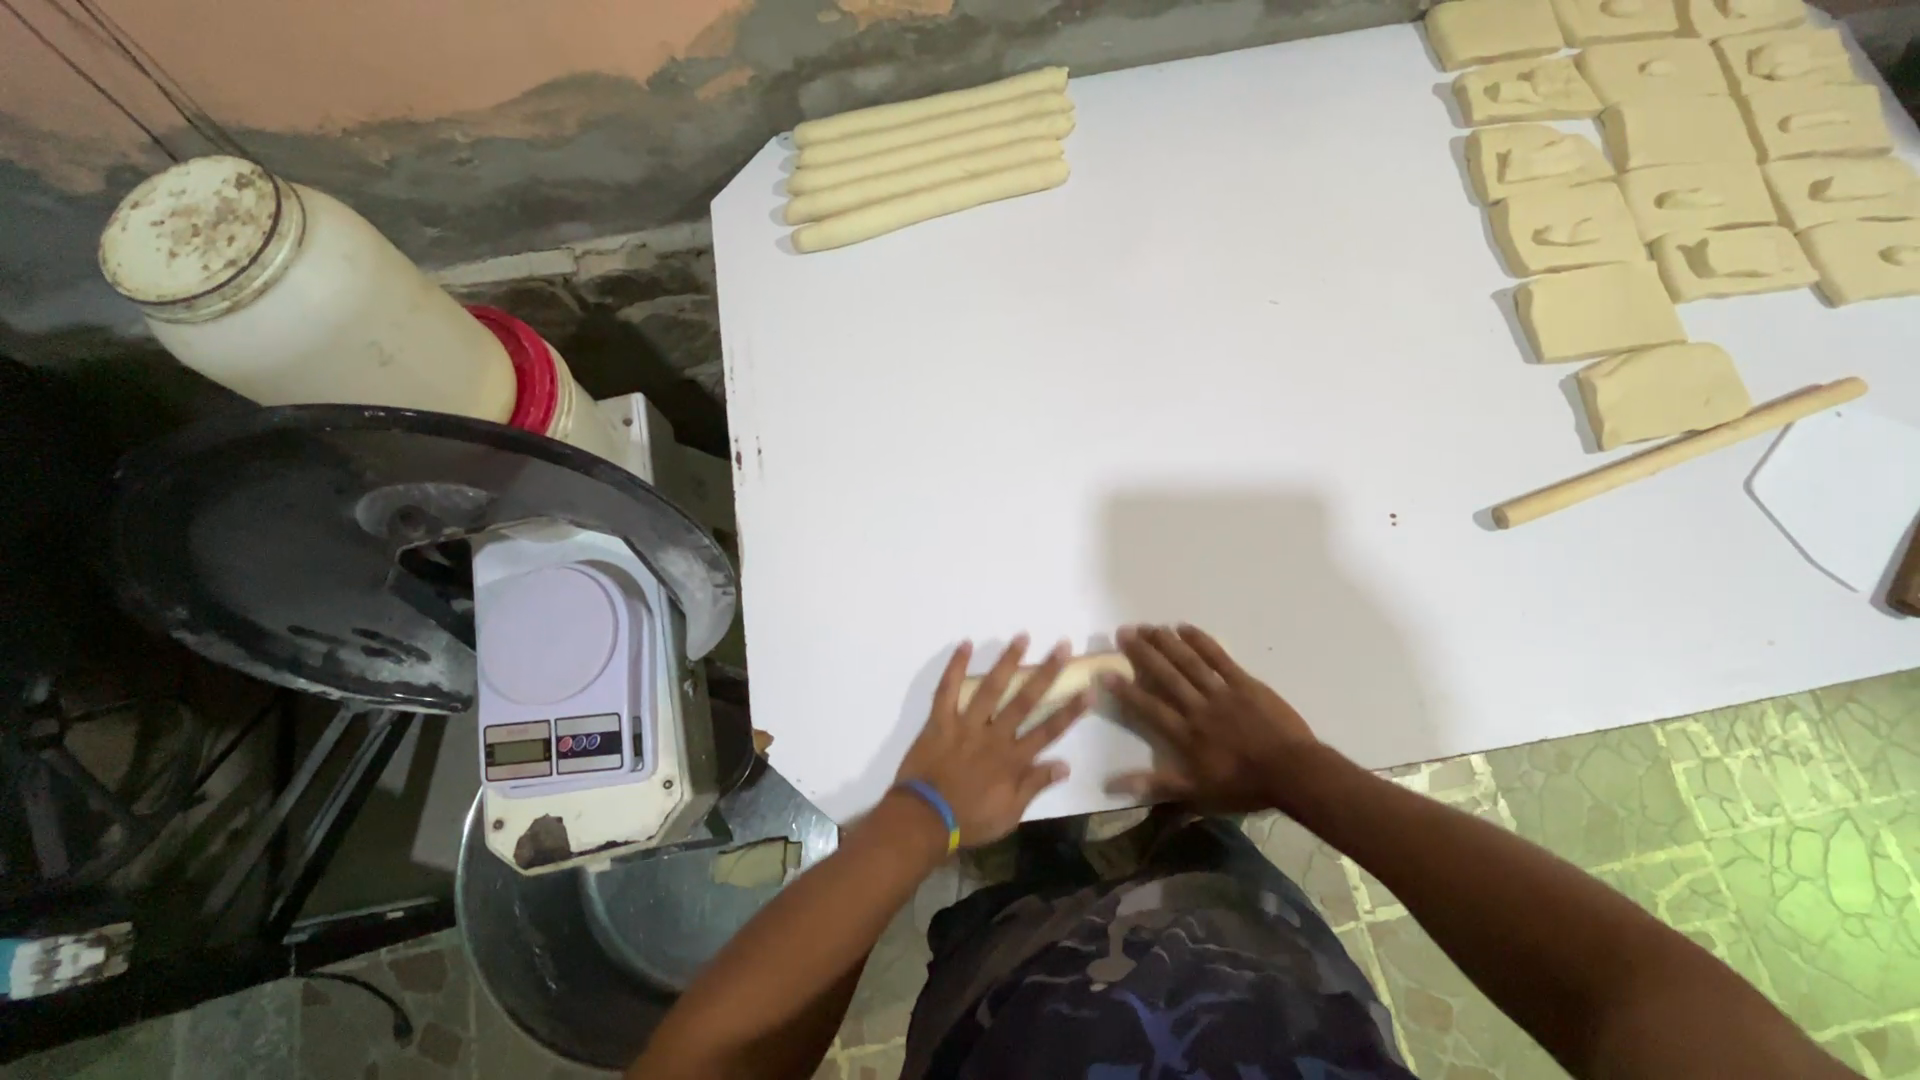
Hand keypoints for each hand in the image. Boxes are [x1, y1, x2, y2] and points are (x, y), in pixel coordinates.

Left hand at [893, 636, 1089, 847]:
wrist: (924, 820)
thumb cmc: (969, 821)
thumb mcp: (1010, 814)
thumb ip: (1035, 785)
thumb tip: (1065, 765)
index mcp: (1013, 760)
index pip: (1048, 731)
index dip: (1071, 711)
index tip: (1089, 690)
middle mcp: (994, 736)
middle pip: (1025, 700)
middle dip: (1046, 672)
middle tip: (1062, 646)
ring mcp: (966, 725)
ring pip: (991, 688)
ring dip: (1007, 661)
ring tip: (1022, 637)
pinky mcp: (940, 722)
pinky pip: (947, 690)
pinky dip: (955, 666)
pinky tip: (965, 644)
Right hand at [1107, 624, 1317, 811]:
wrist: (1293, 773)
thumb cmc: (1244, 787)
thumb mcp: (1196, 794)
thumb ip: (1155, 784)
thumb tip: (1112, 785)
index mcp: (1185, 734)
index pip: (1149, 708)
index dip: (1126, 691)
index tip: (1105, 673)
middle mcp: (1198, 708)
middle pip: (1166, 676)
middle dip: (1143, 654)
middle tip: (1123, 633)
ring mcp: (1223, 692)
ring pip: (1189, 662)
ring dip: (1167, 643)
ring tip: (1148, 627)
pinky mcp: (1245, 683)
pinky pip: (1219, 658)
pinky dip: (1201, 642)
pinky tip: (1185, 628)